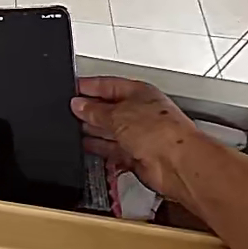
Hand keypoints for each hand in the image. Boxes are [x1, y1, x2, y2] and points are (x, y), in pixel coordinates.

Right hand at [71, 76, 211, 207]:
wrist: (177, 163)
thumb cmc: (163, 132)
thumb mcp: (118, 115)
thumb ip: (95, 110)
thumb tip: (79, 105)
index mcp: (140, 93)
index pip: (110, 85)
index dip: (90, 86)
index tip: (73, 88)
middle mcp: (141, 113)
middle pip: (110, 108)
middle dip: (90, 109)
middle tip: (70, 110)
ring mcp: (140, 135)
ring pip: (110, 130)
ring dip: (93, 129)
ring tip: (73, 128)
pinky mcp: (137, 156)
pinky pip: (113, 149)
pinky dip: (100, 148)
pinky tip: (88, 146)